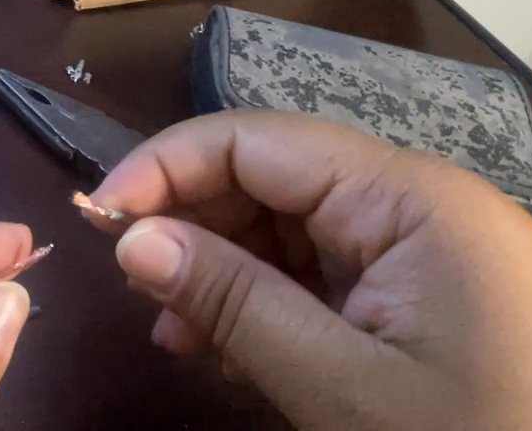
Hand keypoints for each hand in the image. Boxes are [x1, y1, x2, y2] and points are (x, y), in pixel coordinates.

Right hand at [88, 111, 531, 430]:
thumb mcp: (353, 393)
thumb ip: (234, 302)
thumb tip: (128, 236)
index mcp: (400, 191)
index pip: (249, 139)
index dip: (163, 166)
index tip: (97, 218)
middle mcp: (409, 200)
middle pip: (266, 179)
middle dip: (191, 224)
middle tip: (134, 284)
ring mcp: (424, 252)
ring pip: (290, 232)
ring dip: (225, 272)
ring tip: (175, 330)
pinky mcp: (434, 300)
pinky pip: (326, 278)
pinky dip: (271, 305)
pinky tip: (231, 346)